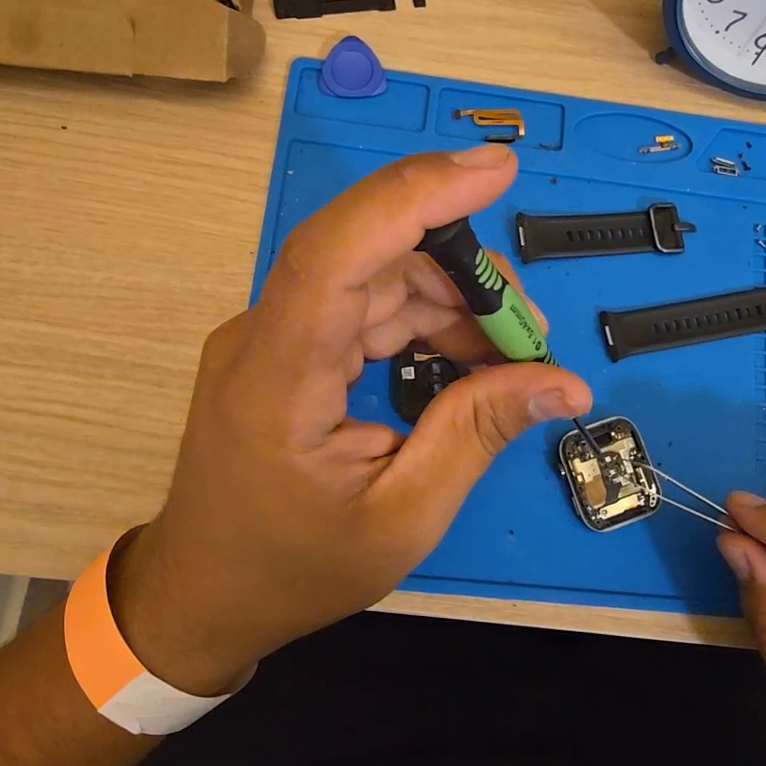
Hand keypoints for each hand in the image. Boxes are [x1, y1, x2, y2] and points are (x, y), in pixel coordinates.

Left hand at [106, 146, 591, 696]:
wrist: (203, 596)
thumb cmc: (292, 570)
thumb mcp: (402, 518)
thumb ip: (478, 434)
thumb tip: (562, 382)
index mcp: (279, 379)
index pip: (338, 252)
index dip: (416, 197)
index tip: (495, 170)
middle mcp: (265, 337)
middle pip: (369, 256)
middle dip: (462, 270)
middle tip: (530, 327)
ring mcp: (271, 338)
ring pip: (373, 277)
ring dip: (449, 300)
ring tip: (510, 354)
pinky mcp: (285, 350)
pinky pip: (362, 308)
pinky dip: (422, 322)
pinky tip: (466, 358)